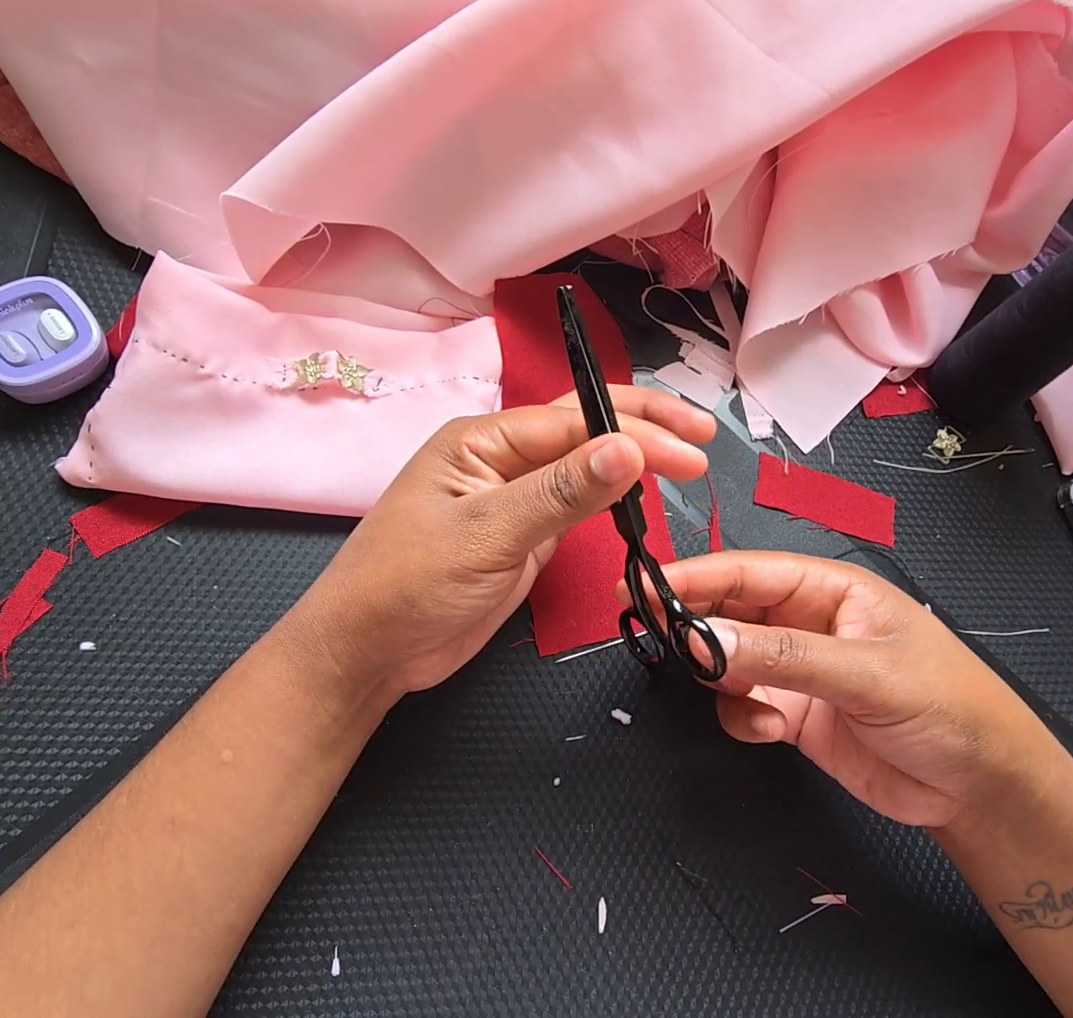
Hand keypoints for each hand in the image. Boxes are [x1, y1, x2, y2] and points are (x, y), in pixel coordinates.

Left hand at [278, 385, 714, 704]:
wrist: (369, 652)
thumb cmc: (409, 585)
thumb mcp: (487, 535)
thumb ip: (560, 492)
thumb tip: (630, 447)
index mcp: (484, 439)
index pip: (576, 420)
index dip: (636, 432)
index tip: (691, 454)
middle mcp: (502, 457)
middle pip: (584, 426)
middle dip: (644, 426)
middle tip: (703, 436)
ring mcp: (515, 497)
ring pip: (585, 465)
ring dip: (633, 459)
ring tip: (688, 461)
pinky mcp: (523, 535)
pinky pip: (576, 505)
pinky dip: (613, 499)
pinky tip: (642, 498)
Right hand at [656, 551, 1059, 828]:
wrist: (979, 790)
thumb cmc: (946, 708)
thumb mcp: (868, 674)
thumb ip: (784, 655)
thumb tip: (704, 638)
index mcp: (830, 589)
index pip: (750, 572)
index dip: (697, 576)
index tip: (645, 586)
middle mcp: (806, 621)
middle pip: (730, 609)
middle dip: (694, 621)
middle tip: (653, 632)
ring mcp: (796, 668)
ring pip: (727, 656)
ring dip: (718, 673)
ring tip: (732, 690)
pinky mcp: (791, 711)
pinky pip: (742, 702)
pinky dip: (741, 715)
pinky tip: (771, 729)